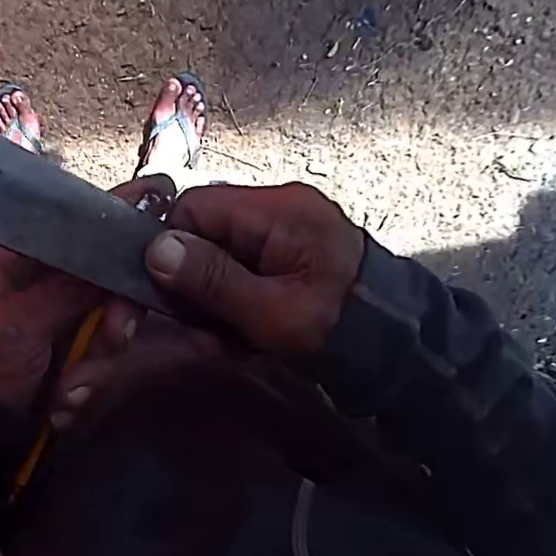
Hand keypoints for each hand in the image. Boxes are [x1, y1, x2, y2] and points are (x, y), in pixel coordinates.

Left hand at [0, 175, 176, 409]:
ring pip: (108, 317)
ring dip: (97, 358)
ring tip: (71, 390)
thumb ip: (66, 289)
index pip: (63, 226)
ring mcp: (57, 319)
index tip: (151, 200)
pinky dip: (89, 379)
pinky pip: (102, 351)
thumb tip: (112, 253)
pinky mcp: (71, 350)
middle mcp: (37, 285)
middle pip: (98, 274)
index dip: (105, 217)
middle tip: (115, 335)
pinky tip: (65, 401)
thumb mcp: (15, 327)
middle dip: (110, 313)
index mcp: (7, 263)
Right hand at [142, 182, 363, 355]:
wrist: (399, 347)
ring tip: (232, 339)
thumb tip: (156, 250)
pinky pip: (241, 270)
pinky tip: (246, 333)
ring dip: (215, 302)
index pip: (193, 207)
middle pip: (203, 234)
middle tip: (207, 331)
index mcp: (277, 210)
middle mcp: (278, 209)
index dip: (172, 249)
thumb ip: (212, 280)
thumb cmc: (339, 328)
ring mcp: (284, 231)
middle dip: (196, 286)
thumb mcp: (270, 312)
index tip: (173, 296)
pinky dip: (235, 303)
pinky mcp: (288, 254)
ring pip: (218, 258)